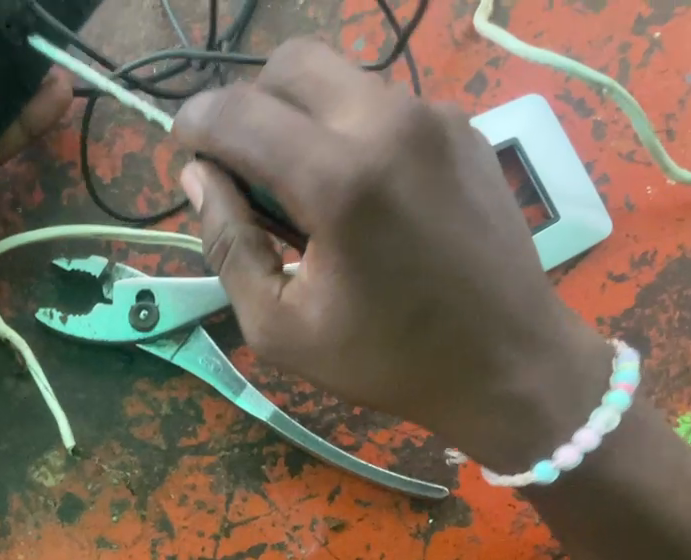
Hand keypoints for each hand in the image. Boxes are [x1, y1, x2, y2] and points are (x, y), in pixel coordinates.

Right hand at [173, 40, 609, 470]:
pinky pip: (381, 104)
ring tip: (299, 193)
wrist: (506, 362)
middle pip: (289, 64)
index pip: (238, 112)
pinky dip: (345, 131)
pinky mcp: (462, 127)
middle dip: (246, 106)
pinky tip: (354, 197)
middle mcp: (390, 123)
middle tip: (240, 171)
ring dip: (297, 118)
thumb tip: (198, 178)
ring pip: (338, 78)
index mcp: (340, 180)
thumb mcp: (279, 329)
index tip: (184, 154)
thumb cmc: (384, 360)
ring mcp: (435, 117)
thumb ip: (227, 247)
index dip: (194, 124)